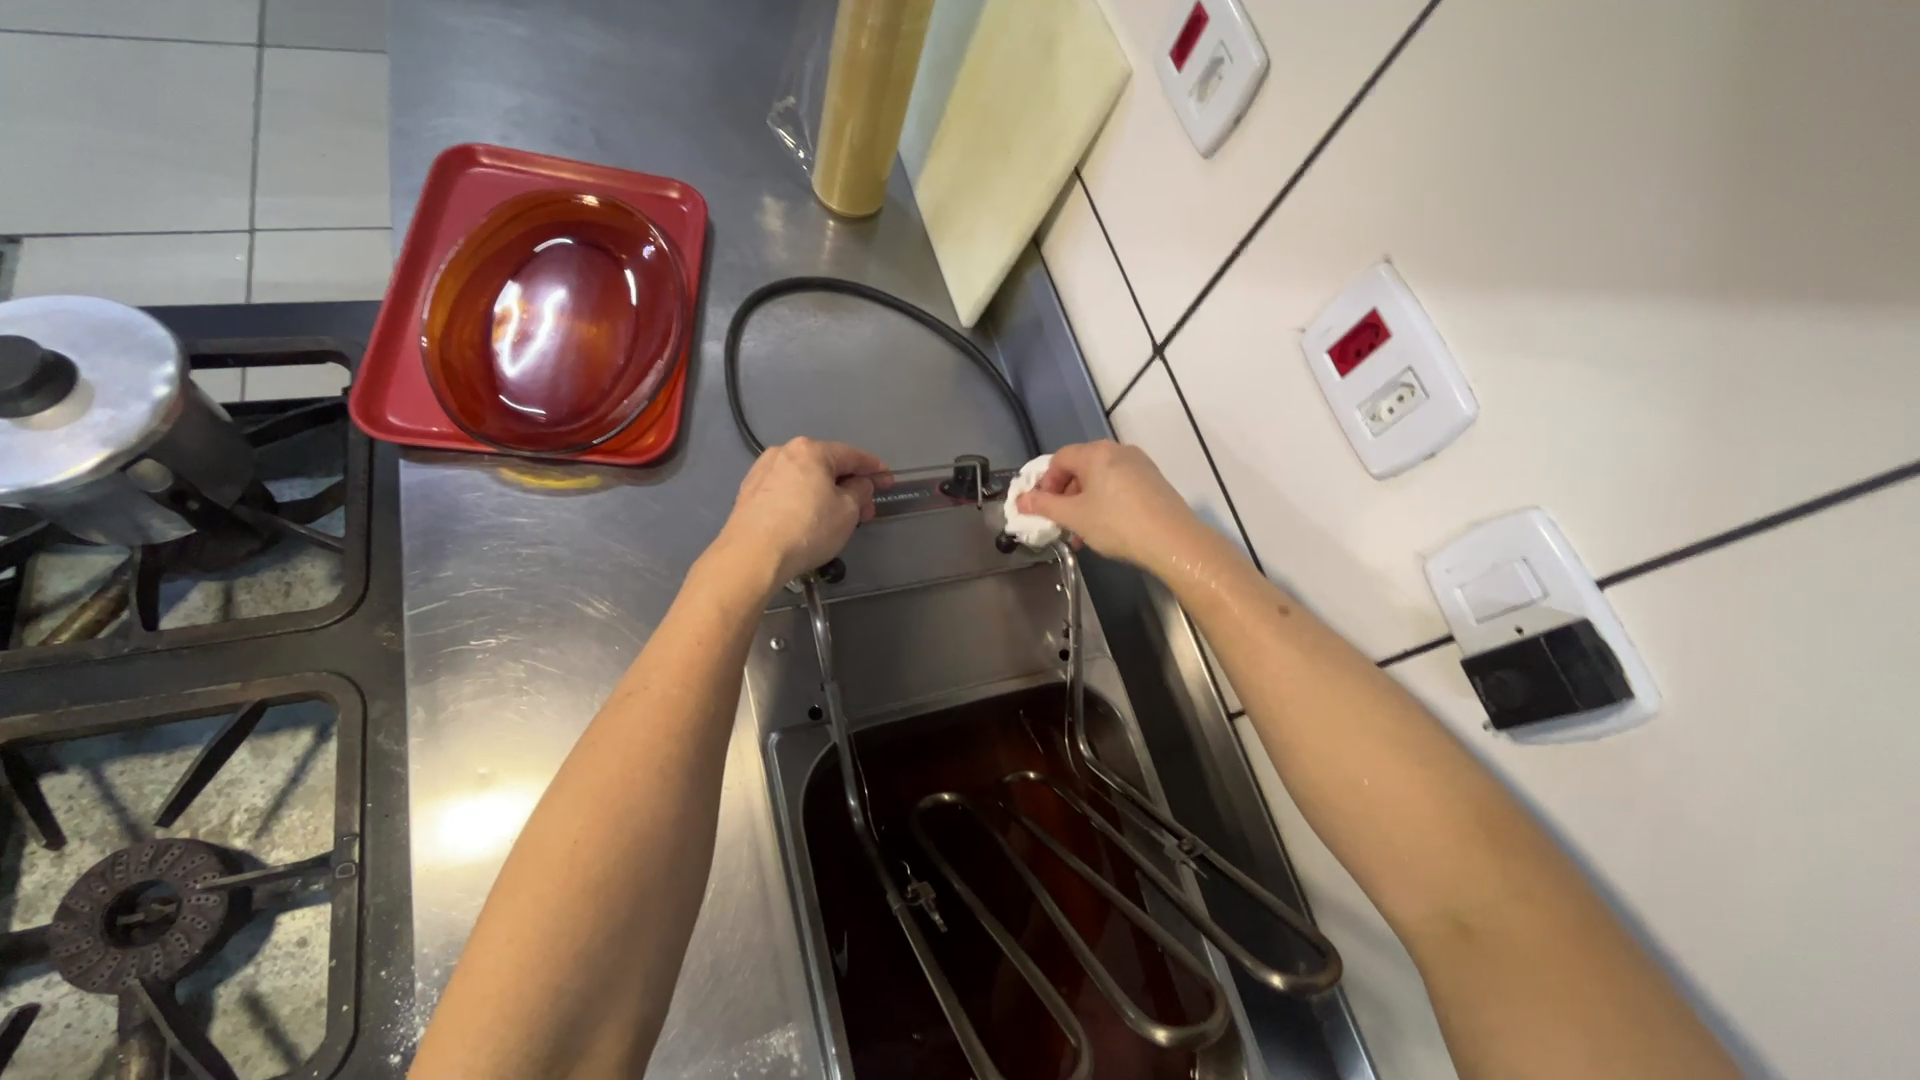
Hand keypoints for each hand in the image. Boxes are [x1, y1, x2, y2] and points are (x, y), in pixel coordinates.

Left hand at [711, 437, 883, 587]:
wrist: (752, 555)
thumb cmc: (808, 529)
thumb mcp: (847, 511)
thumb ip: (859, 491)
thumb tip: (859, 484)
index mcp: (811, 450)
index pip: (851, 455)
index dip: (874, 468)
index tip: (887, 480)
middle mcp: (784, 452)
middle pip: (826, 465)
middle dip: (849, 485)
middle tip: (866, 509)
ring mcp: (762, 471)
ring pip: (805, 478)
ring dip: (825, 493)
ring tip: (838, 517)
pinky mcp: (749, 492)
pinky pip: (786, 490)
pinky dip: (803, 499)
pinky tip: (809, 517)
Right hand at [1014, 441, 1204, 570]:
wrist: (1173, 541)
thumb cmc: (1116, 524)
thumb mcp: (1074, 517)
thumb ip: (1044, 506)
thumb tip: (1021, 500)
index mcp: (1096, 452)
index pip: (1059, 459)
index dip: (1044, 484)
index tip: (1042, 509)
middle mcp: (1118, 450)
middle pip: (1080, 468)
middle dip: (1065, 496)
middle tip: (1061, 522)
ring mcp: (1139, 464)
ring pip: (1100, 480)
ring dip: (1084, 504)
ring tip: (1082, 533)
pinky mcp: (1153, 481)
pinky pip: (1119, 486)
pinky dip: (1105, 503)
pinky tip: (1106, 529)